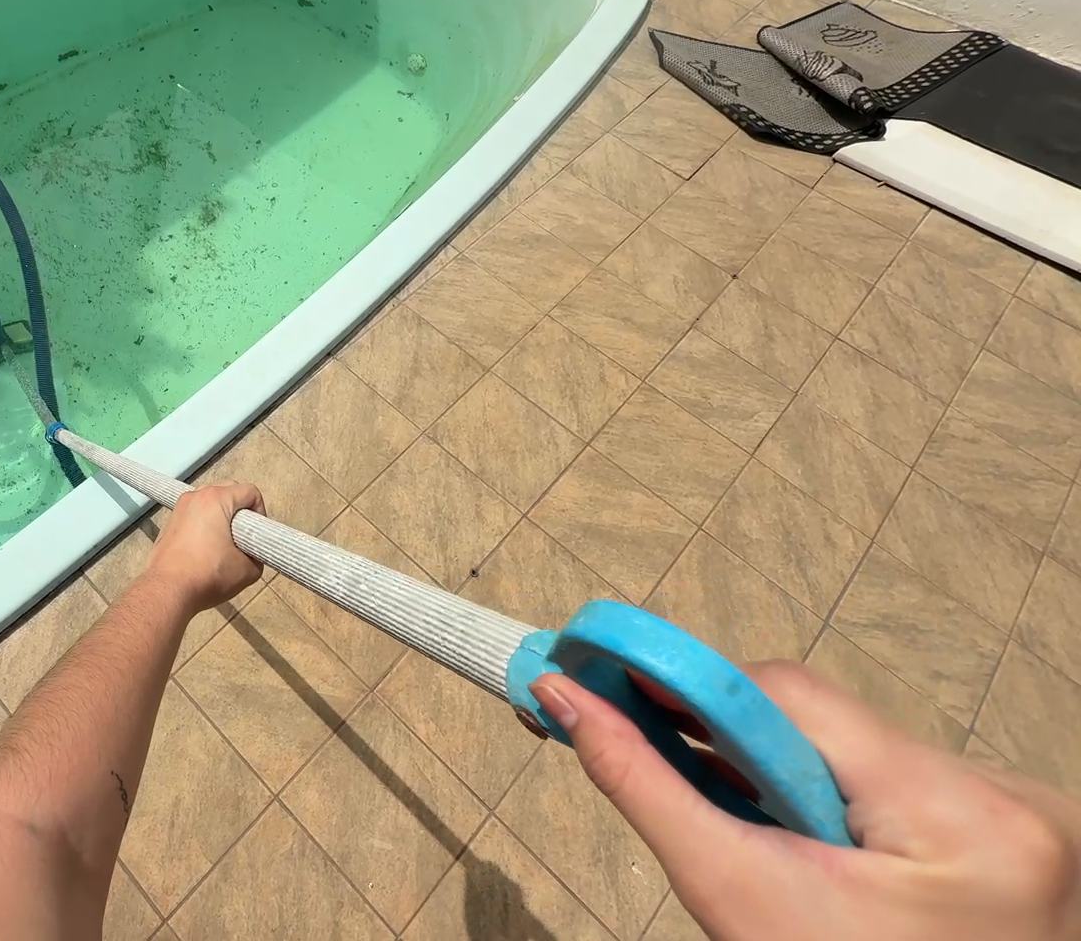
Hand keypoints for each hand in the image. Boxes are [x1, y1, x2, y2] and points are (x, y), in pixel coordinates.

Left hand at [141, 482, 265, 612]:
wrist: (168, 590)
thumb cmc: (207, 575)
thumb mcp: (247, 570)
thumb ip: (257, 555)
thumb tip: (251, 553)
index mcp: (216, 499)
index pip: (249, 491)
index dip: (260, 512)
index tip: (257, 534)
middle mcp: (196, 496)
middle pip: (228, 490)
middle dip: (241, 510)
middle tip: (245, 536)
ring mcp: (180, 507)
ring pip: (210, 500)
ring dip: (222, 515)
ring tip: (225, 541)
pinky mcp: (170, 521)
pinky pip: (195, 513)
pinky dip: (205, 522)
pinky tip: (207, 546)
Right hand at [530, 662, 1080, 939]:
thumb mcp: (725, 887)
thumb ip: (636, 778)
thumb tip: (557, 691)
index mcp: (956, 810)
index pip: (788, 693)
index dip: (690, 684)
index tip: (611, 682)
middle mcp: (1002, 792)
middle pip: (814, 716)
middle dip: (724, 731)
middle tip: (651, 743)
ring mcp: (1013, 810)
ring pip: (838, 739)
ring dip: (763, 758)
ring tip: (730, 804)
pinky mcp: (999, 828)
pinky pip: (873, 769)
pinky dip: (808, 780)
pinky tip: (782, 818)